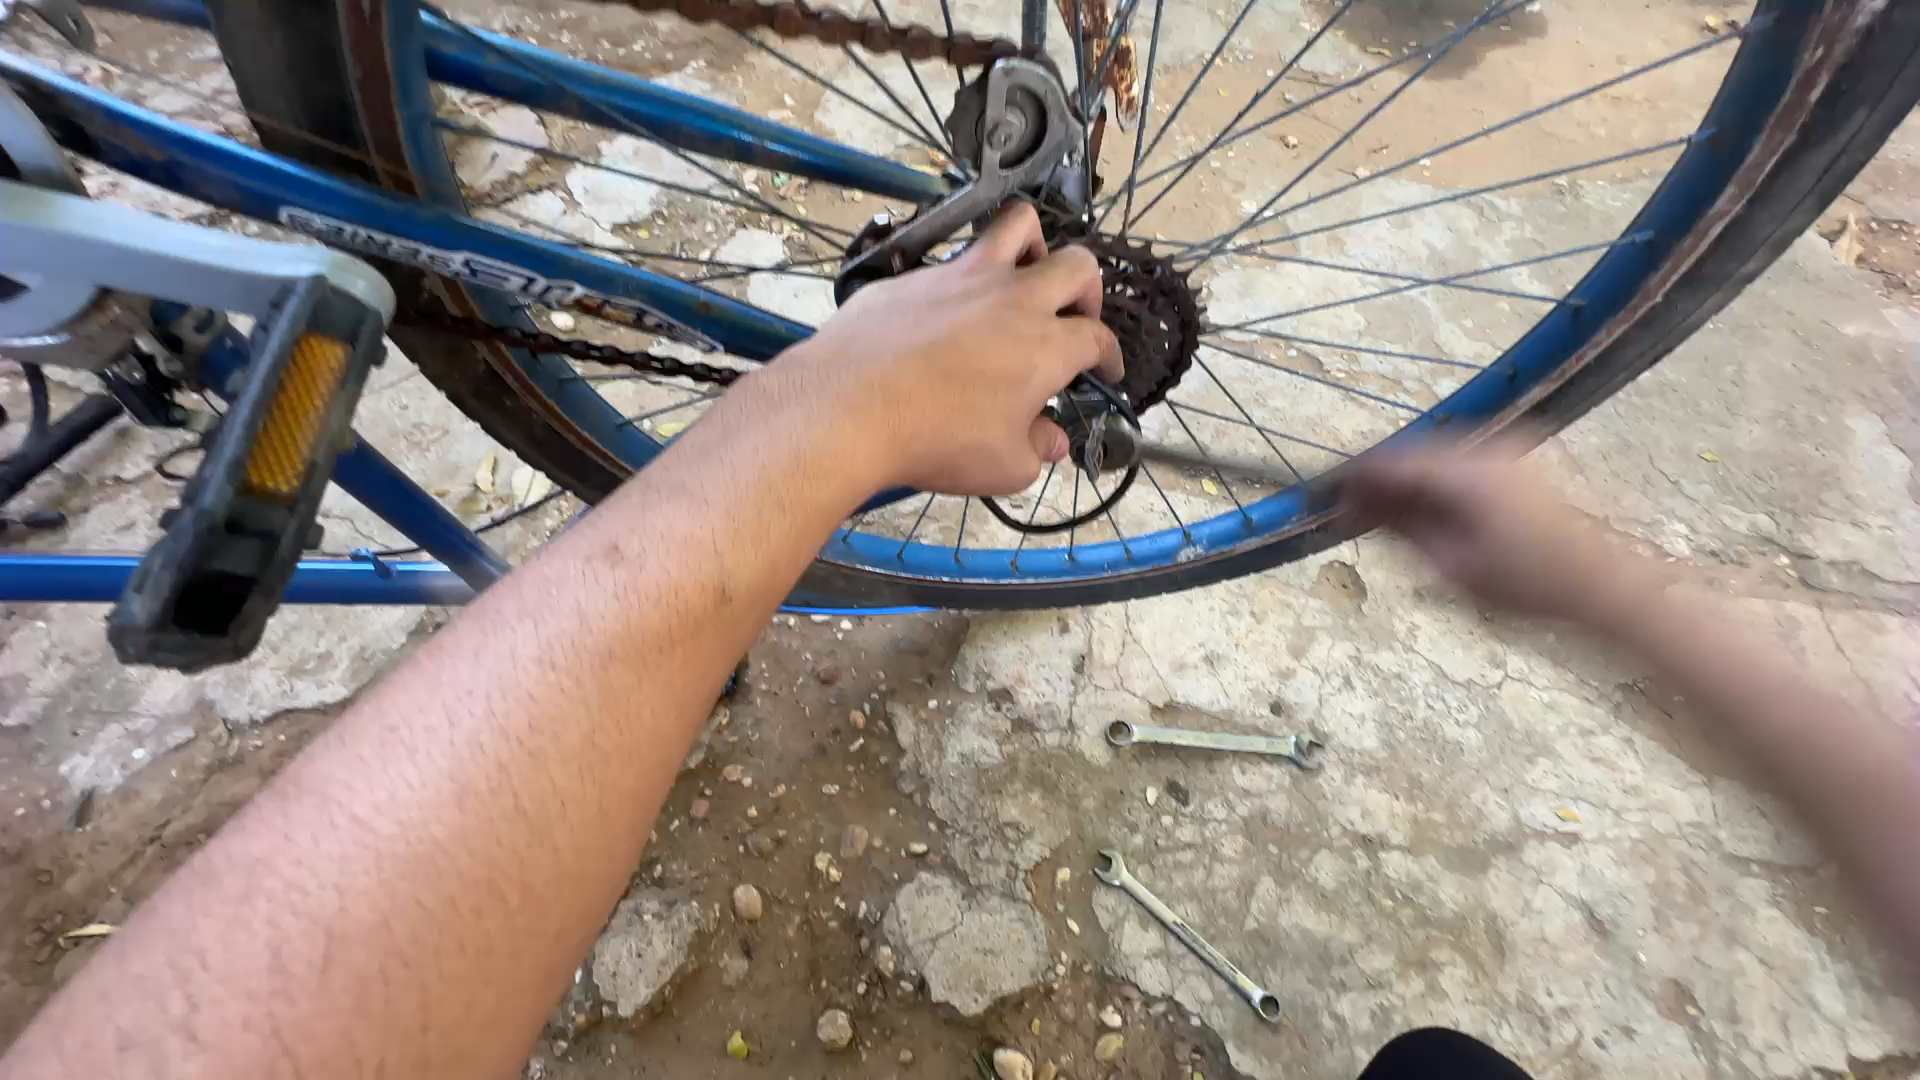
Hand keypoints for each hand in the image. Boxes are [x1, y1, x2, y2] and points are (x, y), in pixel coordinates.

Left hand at [777, 202, 1122, 495]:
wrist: (850, 406)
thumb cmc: (937, 439)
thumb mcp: (1004, 465)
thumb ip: (1038, 449)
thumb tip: (1053, 442)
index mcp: (1047, 344)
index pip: (1098, 338)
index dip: (1109, 355)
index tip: (1106, 370)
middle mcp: (1014, 298)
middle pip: (1077, 265)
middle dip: (1089, 290)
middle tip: (1075, 317)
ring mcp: (963, 276)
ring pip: (1018, 226)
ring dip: (1035, 246)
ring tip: (1025, 278)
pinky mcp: (916, 275)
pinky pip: (952, 260)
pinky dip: (964, 280)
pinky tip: (945, 313)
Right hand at [1336, 435, 1659, 626]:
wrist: (1608, 584)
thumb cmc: (1526, 582)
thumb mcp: (1450, 563)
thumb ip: (1398, 526)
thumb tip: (1354, 505)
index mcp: (1467, 472)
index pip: (1391, 461)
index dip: (1351, 476)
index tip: (1322, 494)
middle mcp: (1487, 447)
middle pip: (1409, 452)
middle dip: (1373, 478)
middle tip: (1345, 507)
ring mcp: (1506, 449)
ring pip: (1431, 454)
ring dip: (1399, 479)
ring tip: (1375, 510)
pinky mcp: (1518, 459)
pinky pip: (1455, 460)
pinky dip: (1428, 480)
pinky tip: (1414, 504)